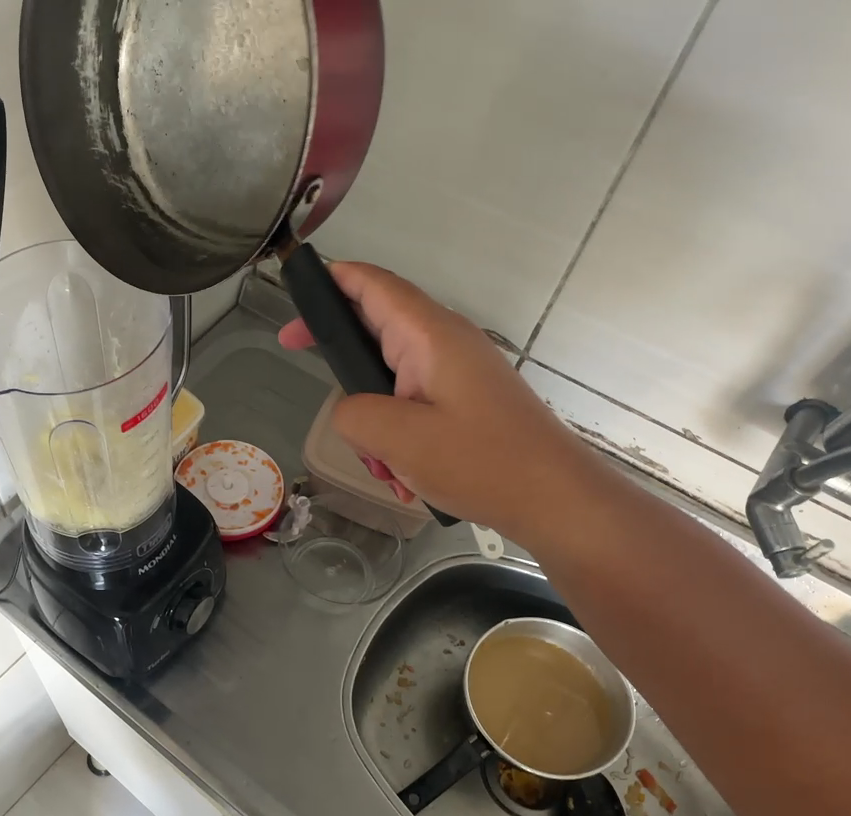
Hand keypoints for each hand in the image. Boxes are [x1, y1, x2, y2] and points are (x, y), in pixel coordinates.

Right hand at [278, 263, 607, 541]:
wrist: (554, 498)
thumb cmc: (481, 462)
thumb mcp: (399, 440)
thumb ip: (354, 415)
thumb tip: (350, 410)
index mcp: (430, 336)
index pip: (374, 285)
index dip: (331, 282)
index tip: (296, 295)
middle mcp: (446, 343)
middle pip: (378, 327)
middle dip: (339, 352)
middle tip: (298, 357)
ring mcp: (459, 372)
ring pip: (392, 376)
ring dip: (373, 417)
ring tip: (379, 463)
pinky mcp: (467, 401)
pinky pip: (415, 404)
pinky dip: (398, 435)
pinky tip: (403, 475)